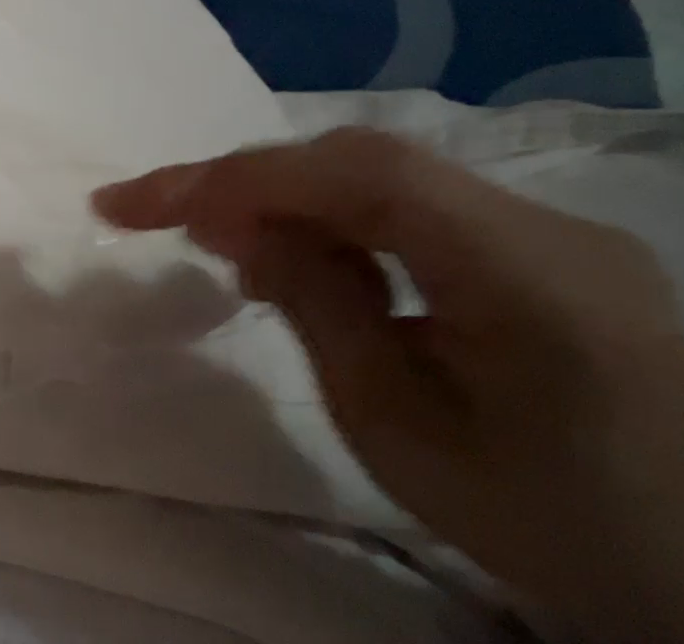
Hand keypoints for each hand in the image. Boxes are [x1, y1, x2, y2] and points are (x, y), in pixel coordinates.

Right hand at [95, 127, 683, 640]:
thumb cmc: (541, 521)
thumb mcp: (397, 430)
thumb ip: (317, 308)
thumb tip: (242, 226)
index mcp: (532, 276)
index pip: (359, 178)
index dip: (232, 175)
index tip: (126, 204)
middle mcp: (551, 226)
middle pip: (369, 163)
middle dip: (249, 181)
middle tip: (158, 220)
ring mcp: (556, 232)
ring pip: (387, 179)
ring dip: (288, 200)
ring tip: (220, 246)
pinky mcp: (549, 251)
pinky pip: (418, 209)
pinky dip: (337, 220)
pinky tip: (303, 262)